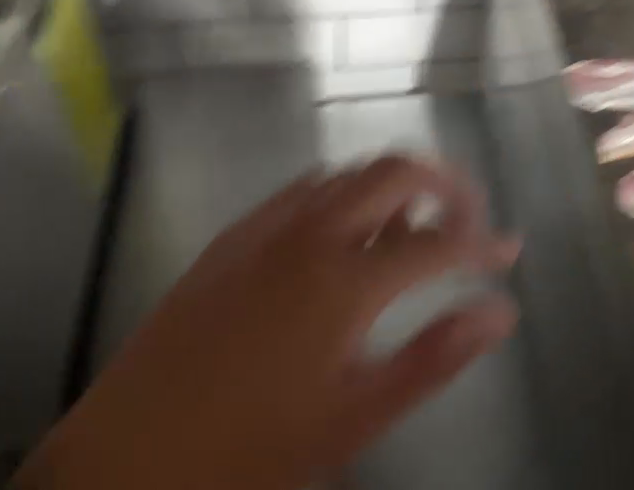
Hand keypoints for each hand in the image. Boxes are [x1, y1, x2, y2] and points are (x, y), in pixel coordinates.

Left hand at [16, 154, 520, 489]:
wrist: (124, 460)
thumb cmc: (249, 452)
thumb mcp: (351, 420)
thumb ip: (432, 359)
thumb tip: (499, 313)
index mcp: (345, 280)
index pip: (438, 241)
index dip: (482, 243)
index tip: (509, 253)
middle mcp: (311, 233)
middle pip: (395, 172)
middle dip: (445, 183)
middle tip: (469, 218)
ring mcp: (266, 228)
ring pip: (348, 173)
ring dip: (393, 185)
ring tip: (413, 226)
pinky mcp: (232, 237)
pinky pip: (302, 189)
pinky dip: (341, 193)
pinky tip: (341, 231)